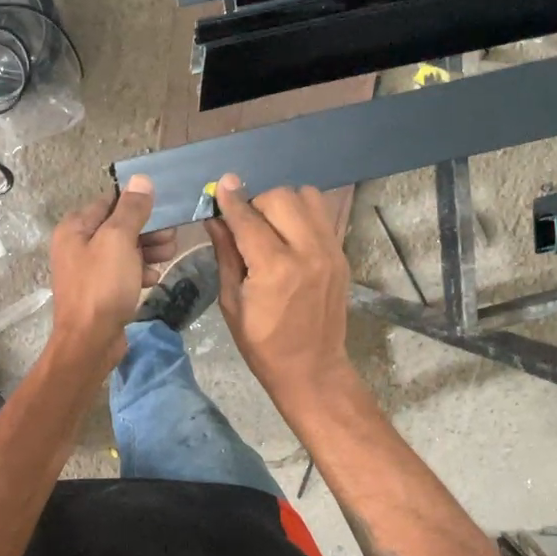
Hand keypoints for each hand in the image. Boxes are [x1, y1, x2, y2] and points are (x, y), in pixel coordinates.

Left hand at [48, 175, 176, 362]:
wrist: (90, 342)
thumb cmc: (102, 287)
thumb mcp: (119, 240)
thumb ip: (131, 209)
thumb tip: (141, 179)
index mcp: (74, 228)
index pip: (110, 202)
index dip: (137, 204)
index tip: (164, 210)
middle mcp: (77, 246)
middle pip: (118, 227)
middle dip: (147, 229)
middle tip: (172, 236)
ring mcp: (87, 272)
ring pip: (123, 251)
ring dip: (148, 250)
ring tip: (169, 254)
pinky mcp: (99, 293)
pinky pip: (122, 274)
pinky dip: (139, 272)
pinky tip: (153, 279)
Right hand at [207, 175, 355, 402]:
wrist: (311, 368)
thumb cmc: (262, 345)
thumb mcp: (232, 304)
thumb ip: (226, 255)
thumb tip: (215, 220)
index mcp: (274, 270)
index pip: (248, 219)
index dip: (231, 201)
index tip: (221, 187)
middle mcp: (306, 252)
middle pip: (280, 197)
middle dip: (257, 203)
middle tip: (245, 224)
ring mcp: (330, 250)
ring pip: (307, 197)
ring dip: (283, 204)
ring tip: (271, 227)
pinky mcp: (341, 253)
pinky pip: (322, 214)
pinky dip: (302, 215)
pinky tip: (288, 236)